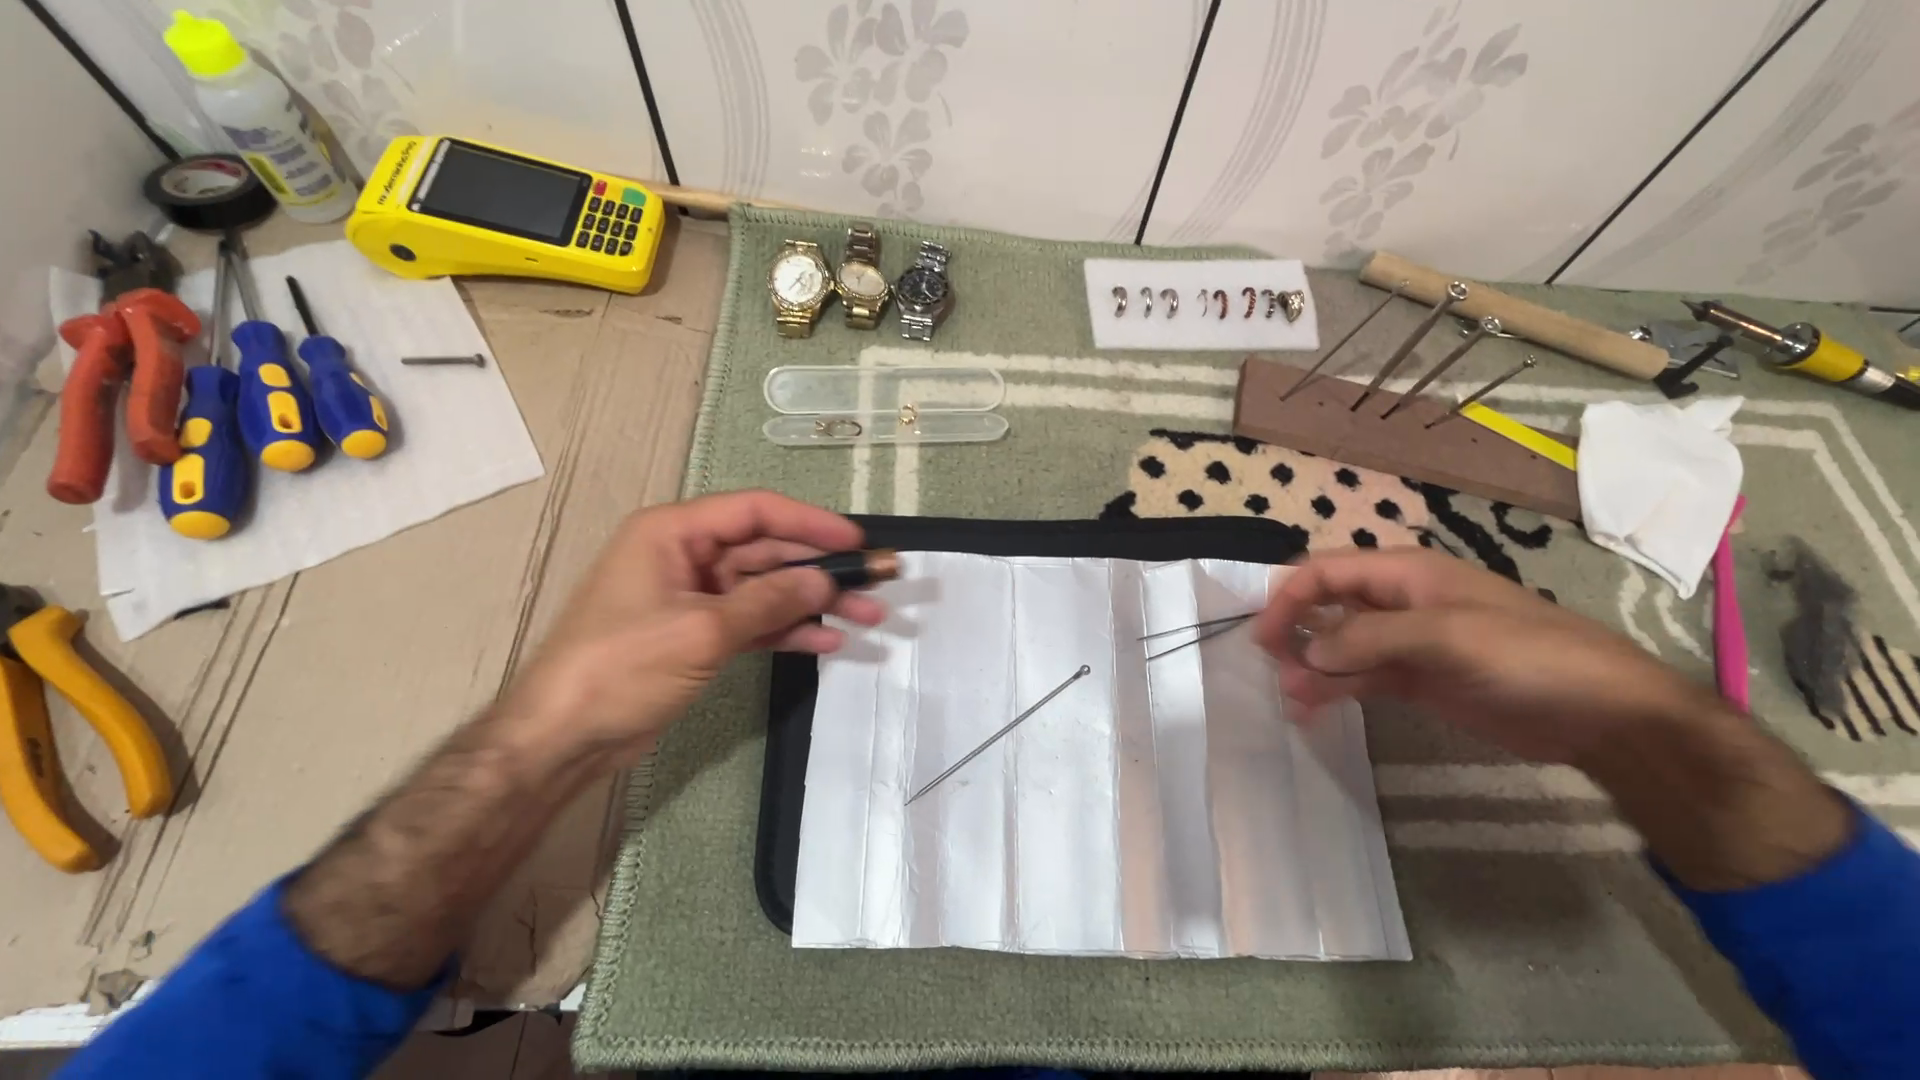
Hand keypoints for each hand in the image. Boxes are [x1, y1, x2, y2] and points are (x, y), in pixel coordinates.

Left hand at [509, 491, 883, 763]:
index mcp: (673, 532)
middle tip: (878, 581)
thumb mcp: (700, 631)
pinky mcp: (698, 636)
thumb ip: (768, 602)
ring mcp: (693, 598)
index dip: (810, 523)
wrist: (562, 738)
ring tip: (870, 616)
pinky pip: (754, 623)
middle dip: (822, 569)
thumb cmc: (621, 667)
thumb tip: (825, 583)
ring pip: (767, 590)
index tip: (857, 542)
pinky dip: (788, 631)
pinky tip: (829, 642)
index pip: (755, 512)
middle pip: (768, 551)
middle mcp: (686, 556)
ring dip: (814, 603)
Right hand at [1253, 548, 1716, 766]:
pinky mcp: (1417, 681)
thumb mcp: (1446, 636)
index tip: (1263, 638)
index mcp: (1405, 572)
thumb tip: (1306, 651)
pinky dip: (1334, 690)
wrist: (1603, 714)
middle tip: (1275, 671)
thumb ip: (1369, 638)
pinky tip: (1313, 709)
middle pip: (1326, 607)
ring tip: (1292, 700)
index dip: (1289, 598)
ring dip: (1311, 668)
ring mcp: (1407, 643)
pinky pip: (1360, 679)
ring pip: (1339, 647)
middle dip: (1296, 634)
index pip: (1326, 572)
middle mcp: (1398, 602)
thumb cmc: (1528, 656)